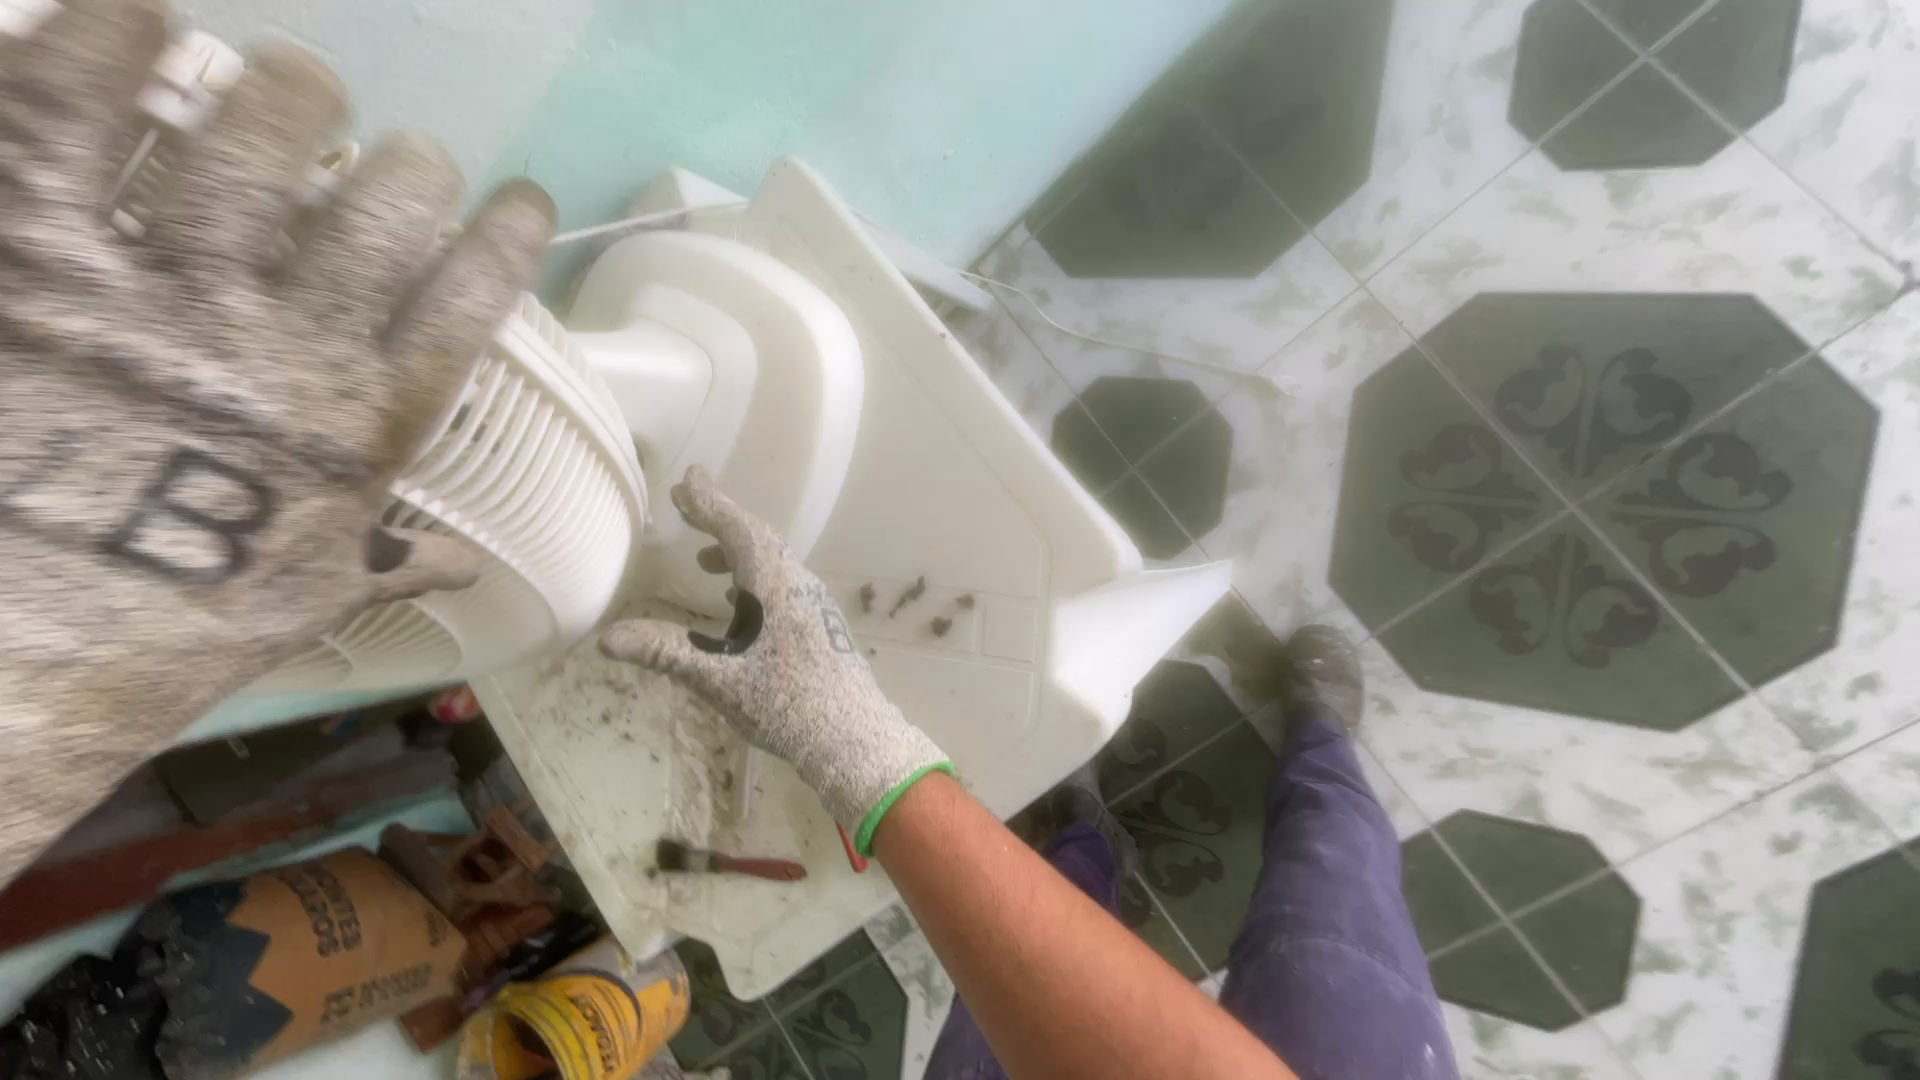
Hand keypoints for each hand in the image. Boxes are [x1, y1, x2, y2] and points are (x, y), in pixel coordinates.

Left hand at [0, 0, 551, 880]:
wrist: (4, 648)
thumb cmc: (183, 618)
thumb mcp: (317, 596)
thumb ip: (396, 564)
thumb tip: (464, 566)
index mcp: (363, 422)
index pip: (462, 308)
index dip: (505, 244)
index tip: (527, 199)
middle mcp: (286, 344)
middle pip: (376, 224)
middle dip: (410, 173)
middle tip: (416, 152)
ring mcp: (155, 293)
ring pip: (245, 162)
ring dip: (287, 103)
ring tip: (306, 77)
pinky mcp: (22, 257)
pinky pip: (59, 128)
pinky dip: (98, 56)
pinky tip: (142, 14)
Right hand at [601, 467, 951, 853]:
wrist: (854, 738)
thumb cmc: (789, 708)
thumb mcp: (722, 681)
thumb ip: (668, 654)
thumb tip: (607, 637)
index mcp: (778, 587)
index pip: (739, 532)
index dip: (711, 503)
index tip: (688, 479)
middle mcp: (800, 585)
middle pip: (757, 540)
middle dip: (721, 520)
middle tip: (688, 504)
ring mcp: (815, 604)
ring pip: (773, 563)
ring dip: (738, 551)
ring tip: (704, 557)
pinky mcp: (821, 624)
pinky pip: (783, 584)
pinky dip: (754, 579)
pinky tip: (739, 603)